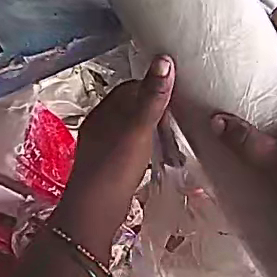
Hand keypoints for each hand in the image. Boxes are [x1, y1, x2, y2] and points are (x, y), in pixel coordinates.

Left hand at [51, 56, 174, 252]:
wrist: (94, 215)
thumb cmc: (114, 169)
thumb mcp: (138, 130)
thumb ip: (152, 98)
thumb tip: (164, 61)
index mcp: (102, 114)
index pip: (129, 88)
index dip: (152, 86)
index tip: (178, 92)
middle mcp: (99, 128)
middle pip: (130, 107)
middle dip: (154, 107)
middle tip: (181, 113)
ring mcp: (103, 149)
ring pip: (131, 128)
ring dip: (152, 128)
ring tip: (174, 134)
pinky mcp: (110, 168)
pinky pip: (131, 147)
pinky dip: (147, 146)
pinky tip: (159, 155)